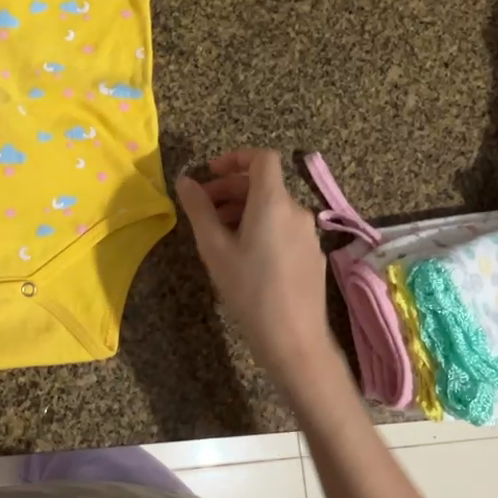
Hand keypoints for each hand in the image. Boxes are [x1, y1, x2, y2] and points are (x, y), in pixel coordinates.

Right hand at [176, 150, 339, 386]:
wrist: (294, 339)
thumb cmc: (249, 290)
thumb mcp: (214, 248)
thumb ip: (199, 209)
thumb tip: (185, 180)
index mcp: (273, 202)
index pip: (262, 158)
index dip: (235, 158)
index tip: (210, 174)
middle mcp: (296, 211)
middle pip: (264, 184)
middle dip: (231, 189)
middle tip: (203, 208)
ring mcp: (308, 234)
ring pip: (273, 207)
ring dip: (244, 210)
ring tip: (218, 234)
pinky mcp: (312, 255)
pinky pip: (284, 228)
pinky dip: (262, 227)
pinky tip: (245, 256)